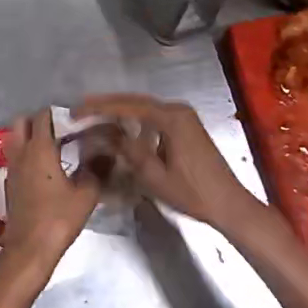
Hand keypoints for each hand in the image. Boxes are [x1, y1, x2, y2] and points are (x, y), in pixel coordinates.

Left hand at [0, 109, 101, 267]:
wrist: (30, 248)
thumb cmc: (59, 218)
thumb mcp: (86, 194)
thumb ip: (96, 170)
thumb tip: (105, 154)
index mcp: (39, 148)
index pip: (44, 116)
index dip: (59, 113)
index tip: (76, 119)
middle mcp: (21, 152)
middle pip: (22, 122)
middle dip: (39, 120)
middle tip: (61, 130)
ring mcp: (12, 167)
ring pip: (16, 138)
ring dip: (30, 136)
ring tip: (54, 147)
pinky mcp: (10, 182)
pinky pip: (16, 155)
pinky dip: (27, 153)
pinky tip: (46, 167)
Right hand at [76, 94, 261, 231]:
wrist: (229, 204)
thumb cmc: (193, 193)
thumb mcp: (154, 175)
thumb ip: (129, 150)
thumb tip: (104, 134)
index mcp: (172, 118)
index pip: (129, 107)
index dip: (100, 108)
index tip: (78, 110)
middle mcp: (178, 110)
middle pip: (136, 102)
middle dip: (107, 105)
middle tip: (81, 108)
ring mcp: (184, 117)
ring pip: (145, 108)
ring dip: (120, 111)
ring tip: (95, 115)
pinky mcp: (186, 127)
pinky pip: (154, 117)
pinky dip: (135, 119)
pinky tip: (121, 126)